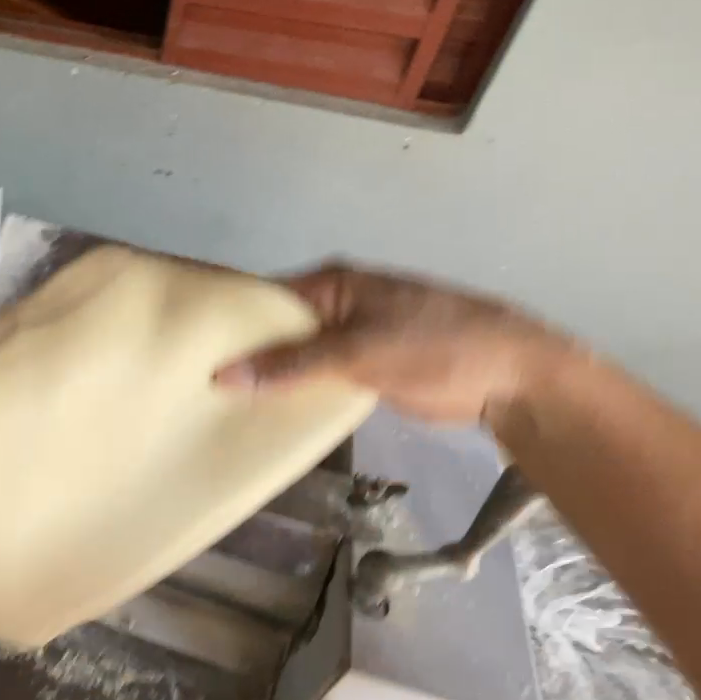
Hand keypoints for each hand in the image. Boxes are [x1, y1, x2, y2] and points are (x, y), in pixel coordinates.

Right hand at [216, 263, 576, 425]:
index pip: (262, 297)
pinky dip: (292, 394)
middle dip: (241, 355)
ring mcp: (348, 339)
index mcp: (331, 284)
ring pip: (292, 359)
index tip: (186, 346)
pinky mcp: (361, 370)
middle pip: (273, 330)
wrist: (514, 378)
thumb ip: (290, 365)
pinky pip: (313, 380)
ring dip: (266, 379)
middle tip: (191, 383)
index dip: (227, 321)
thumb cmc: (437, 345)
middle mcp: (333, 307)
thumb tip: (221, 377)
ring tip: (212, 403)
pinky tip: (260, 415)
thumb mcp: (357, 352)